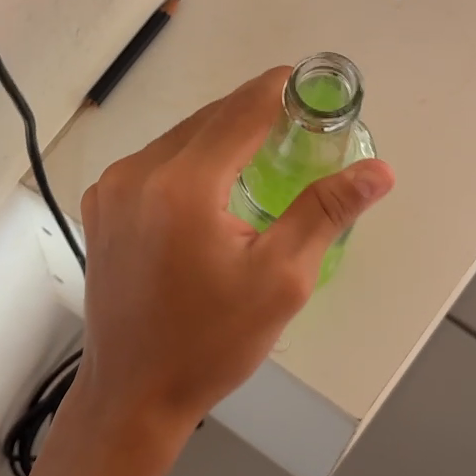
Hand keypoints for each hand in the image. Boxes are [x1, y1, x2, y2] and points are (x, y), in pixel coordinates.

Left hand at [75, 67, 394, 437]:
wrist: (133, 389)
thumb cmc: (210, 342)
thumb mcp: (281, 281)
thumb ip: (325, 212)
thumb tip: (377, 170)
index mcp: (181, 185)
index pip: (240, 112)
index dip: (279, 91)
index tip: (312, 86)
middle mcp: (136, 173)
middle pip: (206, 121)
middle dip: (252, 116)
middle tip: (298, 127)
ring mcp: (110, 189)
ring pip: (175, 141)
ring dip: (218, 139)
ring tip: (261, 156)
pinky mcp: (99, 207)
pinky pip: (150, 165)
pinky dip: (184, 162)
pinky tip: (210, 188)